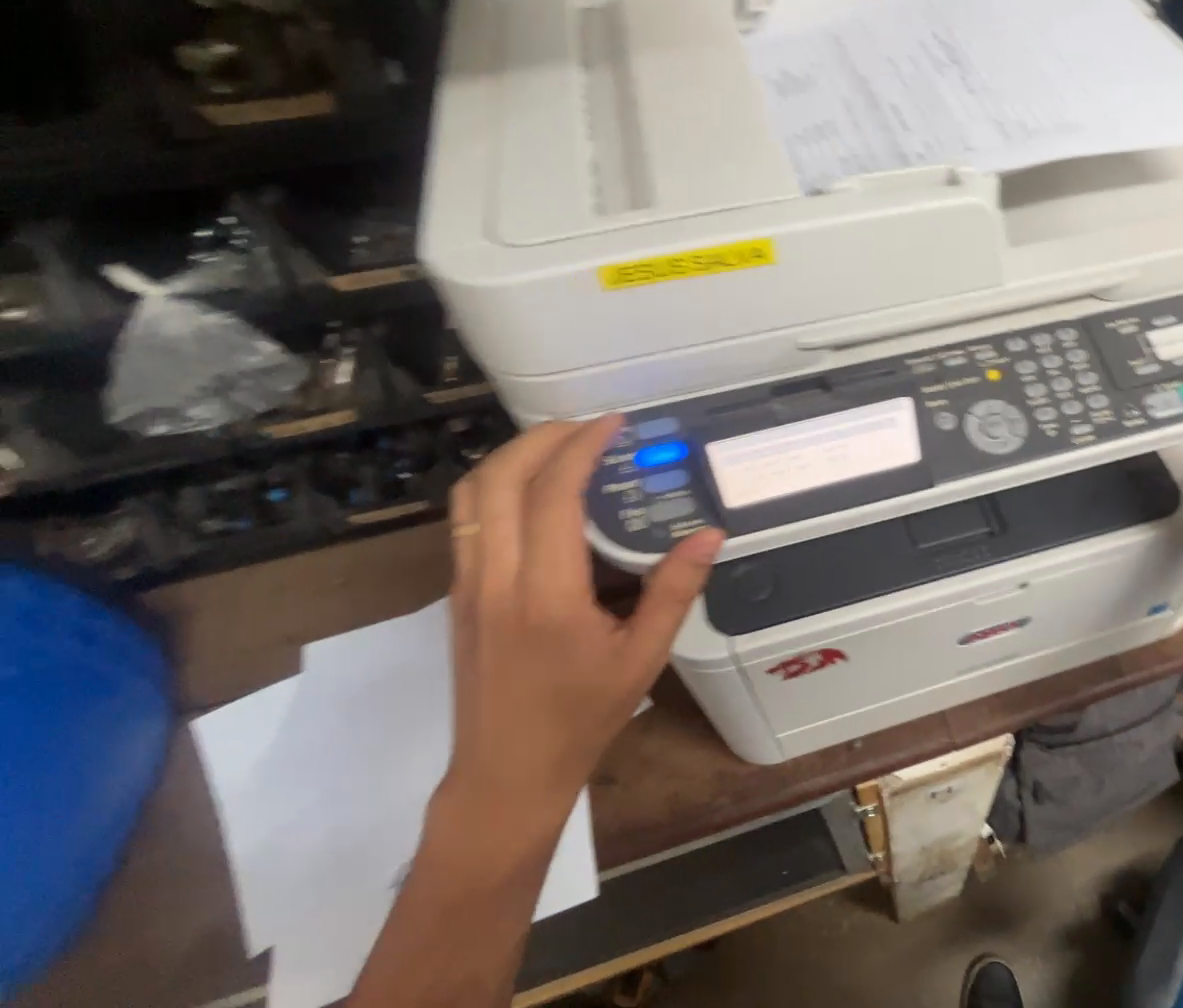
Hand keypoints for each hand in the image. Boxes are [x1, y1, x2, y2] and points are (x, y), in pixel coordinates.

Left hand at [442, 415, 723, 821]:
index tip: (613, 424)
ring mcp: (467, 585)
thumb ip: (675, 591)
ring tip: (560, 449)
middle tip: (588, 427)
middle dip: (542, 438)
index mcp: (546, 593)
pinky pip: (467, 520)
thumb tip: (710, 535)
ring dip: (512, 457)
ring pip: (471, 495)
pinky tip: (535, 494)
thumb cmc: (581, 718)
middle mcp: (496, 578)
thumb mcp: (642, 658)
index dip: (581, 448)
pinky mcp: (458, 594)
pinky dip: (497, 486)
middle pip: (498, 478)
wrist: (505, 772)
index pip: (553, 495)